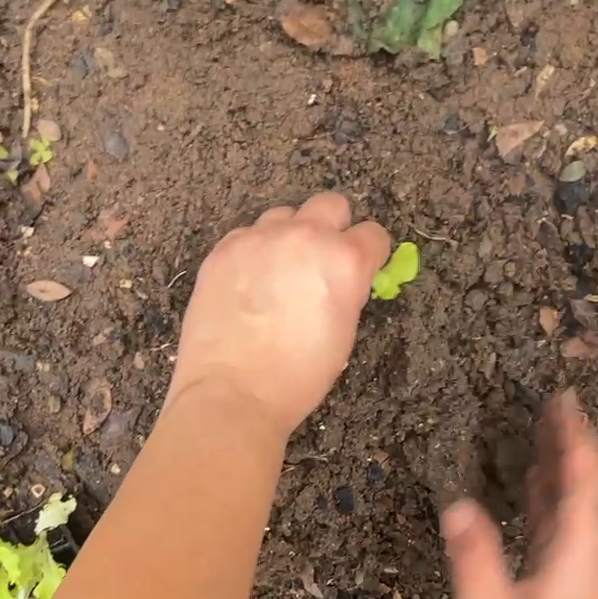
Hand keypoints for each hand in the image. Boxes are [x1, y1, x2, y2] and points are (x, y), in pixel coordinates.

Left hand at [166, 193, 391, 439]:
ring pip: (284, 216)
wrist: (232, 393)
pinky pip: (246, 235)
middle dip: (331, 230)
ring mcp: (259, 239)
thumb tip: (343, 283)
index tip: (360, 270)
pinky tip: (247, 286)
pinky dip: (252, 253)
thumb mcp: (342, 337)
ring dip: (287, 238)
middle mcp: (305, 237)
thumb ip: (347, 295)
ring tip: (276, 277)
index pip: (373, 234)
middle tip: (318, 265)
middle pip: (330, 205)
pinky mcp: (224, 249)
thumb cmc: (294, 379)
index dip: (369, 255)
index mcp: (345, 262)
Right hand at [442, 393, 597, 598]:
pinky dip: (553, 495)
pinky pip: (565, 525)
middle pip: (587, 488)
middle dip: (571, 444)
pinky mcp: (570, 582)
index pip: (583, 486)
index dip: (575, 442)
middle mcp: (587, 557)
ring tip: (544, 429)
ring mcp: (581, 570)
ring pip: (577, 505)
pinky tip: (535, 482)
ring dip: (563, 466)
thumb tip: (457, 505)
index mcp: (575, 558)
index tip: (564, 403)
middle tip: (553, 403)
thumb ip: (474, 559)